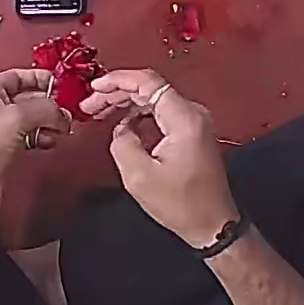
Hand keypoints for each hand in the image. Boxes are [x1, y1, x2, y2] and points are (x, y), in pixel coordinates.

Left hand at [0, 69, 71, 219]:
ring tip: (62, 126)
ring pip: (32, 119)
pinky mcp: (5, 151)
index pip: (18, 75)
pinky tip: (51, 140)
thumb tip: (60, 111)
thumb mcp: (15, 117)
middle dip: (49, 103)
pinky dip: (43, 137)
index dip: (40, 77)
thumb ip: (44, 108)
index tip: (60, 83)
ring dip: (49, 122)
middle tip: (66, 109)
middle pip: (28, 98)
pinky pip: (30, 138)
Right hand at [81, 70, 239, 247]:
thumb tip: (120, 129)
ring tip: (99, 111)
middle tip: (90, 104)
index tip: (95, 87)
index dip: (118, 80)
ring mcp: (194, 121)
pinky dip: (139, 114)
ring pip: (154, 99)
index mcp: (184, 119)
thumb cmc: (183, 205)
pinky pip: (161, 112)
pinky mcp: (191, 131)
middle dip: (117, 92)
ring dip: (126, 102)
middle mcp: (192, 114)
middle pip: (149, 88)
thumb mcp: (139, 177)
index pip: (148, 82)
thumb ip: (122, 143)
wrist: (213, 224)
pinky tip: (122, 123)